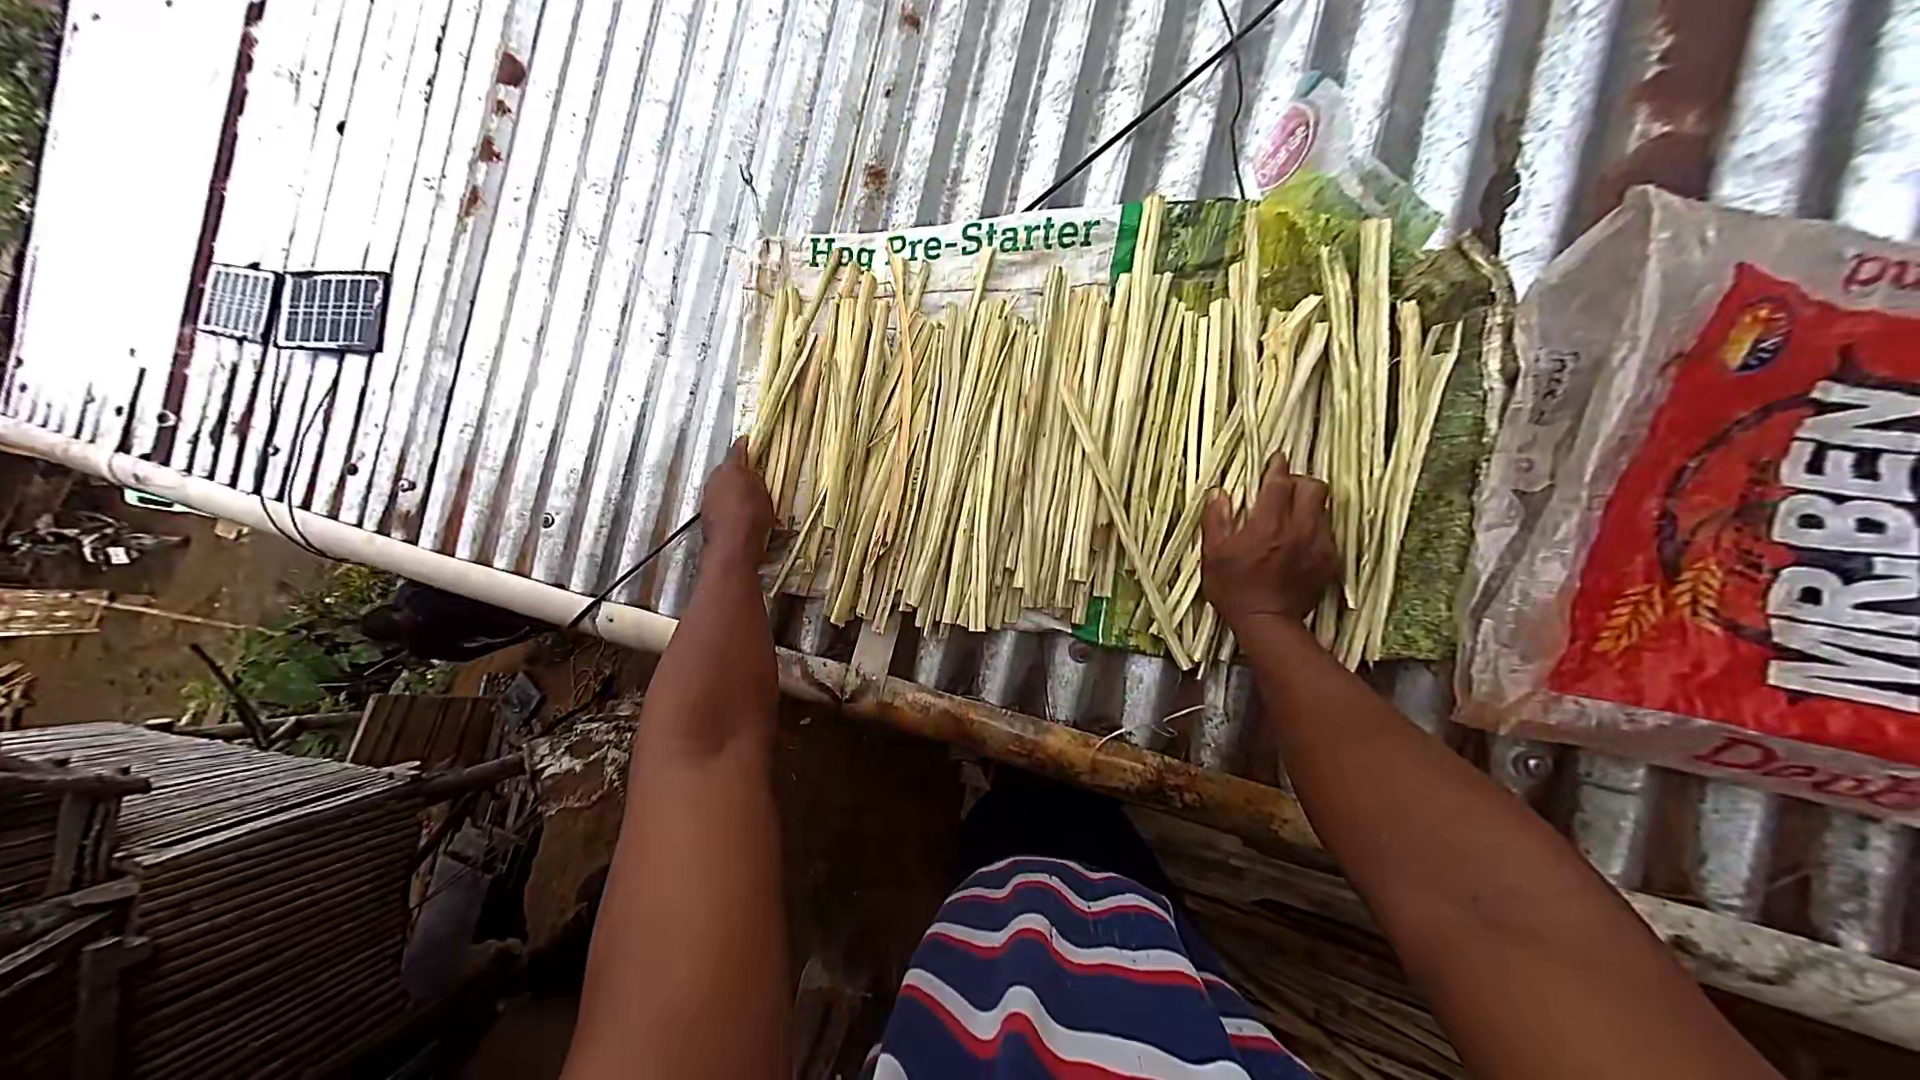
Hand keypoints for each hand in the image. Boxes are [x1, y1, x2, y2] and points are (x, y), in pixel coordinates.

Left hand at [701, 437, 774, 565]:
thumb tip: (751, 473)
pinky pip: (718, 501)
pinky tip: (737, 512)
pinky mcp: (705, 512)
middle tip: (751, 474)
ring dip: (731, 488)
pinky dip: (727, 503)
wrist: (732, 546)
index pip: (738, 450)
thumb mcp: (765, 495)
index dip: (744, 445)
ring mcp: (708, 495)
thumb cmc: (753, 517)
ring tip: (745, 497)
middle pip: (727, 469)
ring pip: (721, 485)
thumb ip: (756, 479)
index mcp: (732, 468)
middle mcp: (716, 478)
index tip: (746, 439)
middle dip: (737, 470)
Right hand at [1201, 452, 1339, 627]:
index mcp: (1268, 525)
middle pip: (1314, 487)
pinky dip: (1315, 528)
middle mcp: (1299, 529)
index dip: (1277, 467)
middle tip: (1284, 489)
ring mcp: (1319, 546)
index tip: (1275, 460)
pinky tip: (1299, 540)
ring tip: (1292, 514)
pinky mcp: (1330, 562)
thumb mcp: (1213, 555)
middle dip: (1299, 482)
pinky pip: (1328, 533)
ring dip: (1309, 504)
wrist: (1267, 623)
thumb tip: (1219, 493)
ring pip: (1325, 508)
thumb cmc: (1234, 589)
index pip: (1279, 482)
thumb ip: (1216, 520)